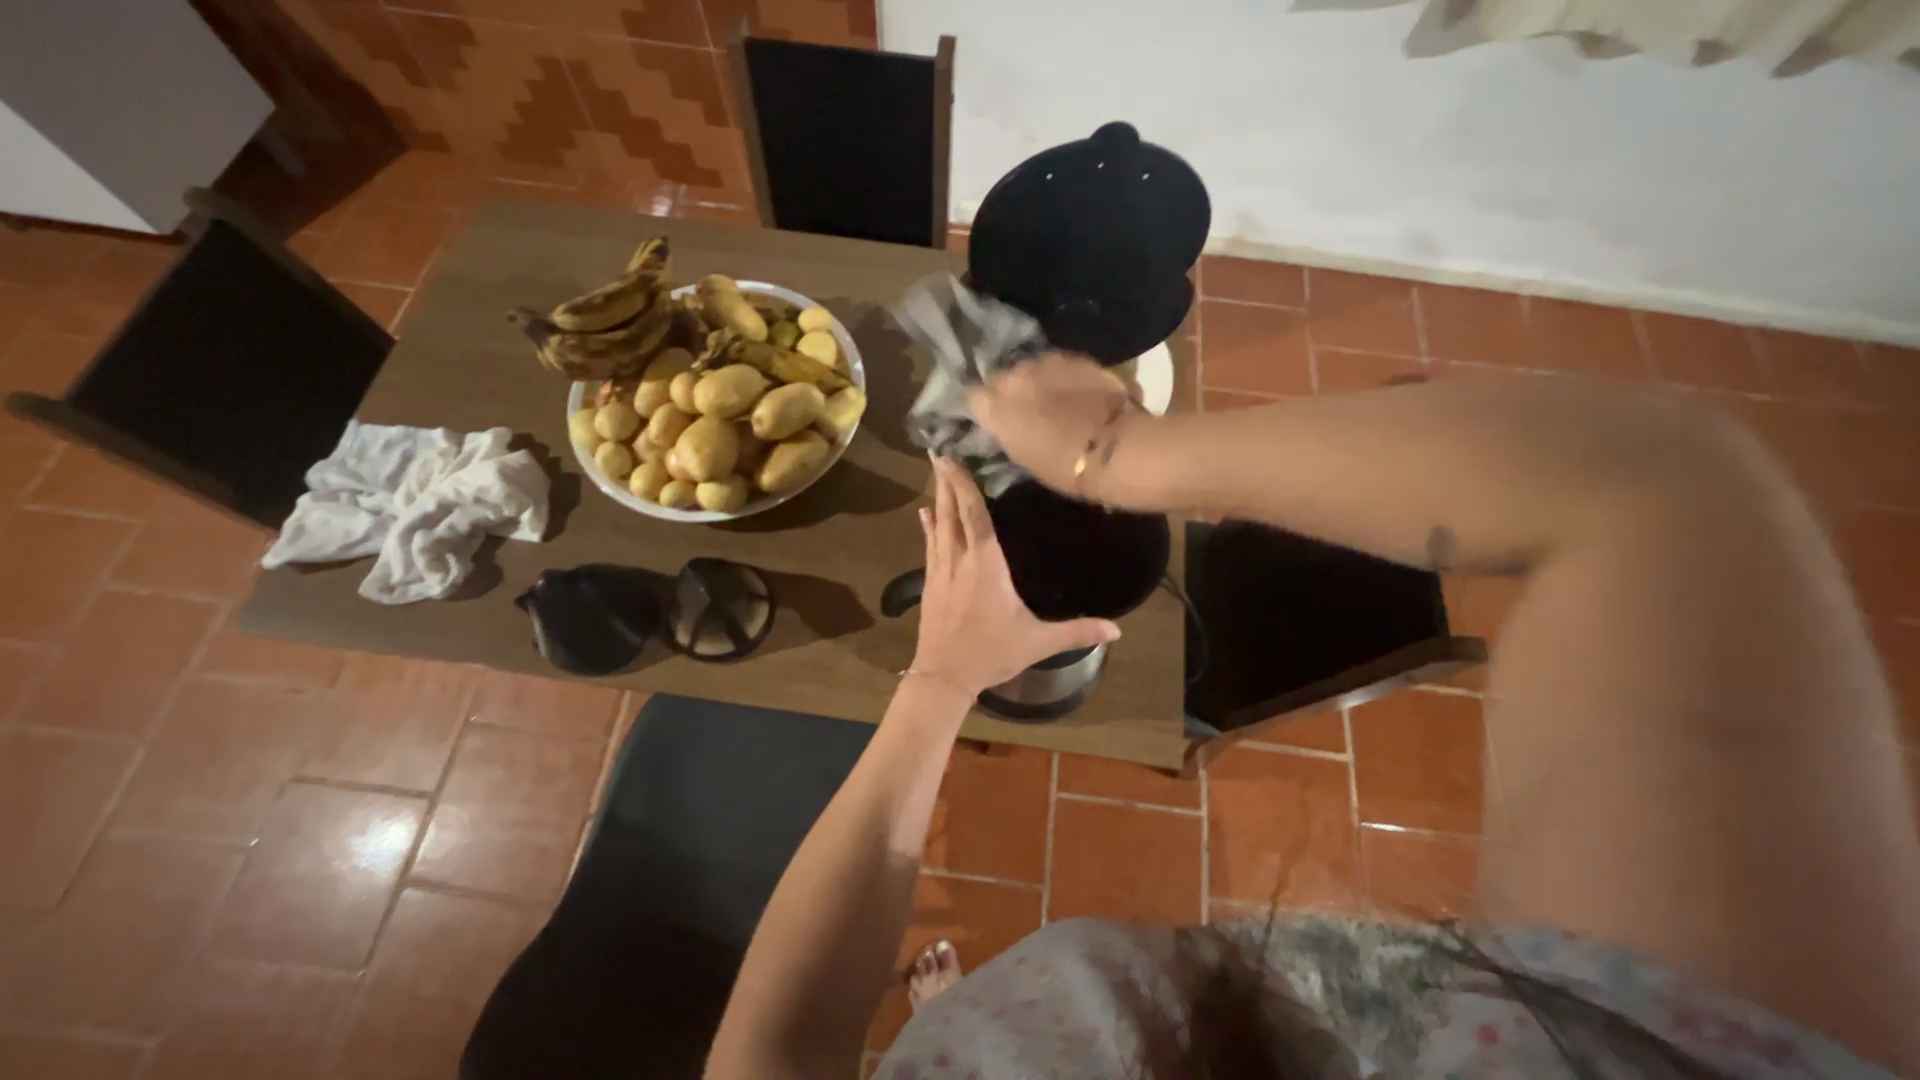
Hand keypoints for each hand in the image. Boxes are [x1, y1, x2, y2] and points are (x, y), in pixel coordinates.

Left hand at [910, 457, 1120, 695]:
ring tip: (935, 472)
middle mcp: (959, 560)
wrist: (943, 677)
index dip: (963, 484)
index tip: (953, 458)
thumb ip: (1077, 632)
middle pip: (951, 512)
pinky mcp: (929, 585)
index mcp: (985, 565)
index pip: (974, 515)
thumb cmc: (990, 653)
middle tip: (939, 451)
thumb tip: (1117, 630)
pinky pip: (929, 546)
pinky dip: (928, 527)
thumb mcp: (1038, 642)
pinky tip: (924, 515)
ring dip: (937, 497)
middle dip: (946, 481)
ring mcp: (940, 572)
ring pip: (937, 526)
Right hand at [967, 352, 1141, 500]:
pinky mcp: (1075, 357)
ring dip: (1036, 381)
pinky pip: (1057, 365)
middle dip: (1010, 390)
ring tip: (1052, 398)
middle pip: (1002, 378)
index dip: (984, 407)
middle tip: (1025, 409)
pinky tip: (1074, 391)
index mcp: (996, 407)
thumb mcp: (1022, 456)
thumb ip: (1007, 432)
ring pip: (1030, 368)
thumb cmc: (1064, 467)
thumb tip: (1005, 423)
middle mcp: (1014, 377)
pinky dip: (1061, 376)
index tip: (993, 418)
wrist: (1114, 448)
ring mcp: (1045, 363)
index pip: (973, 398)